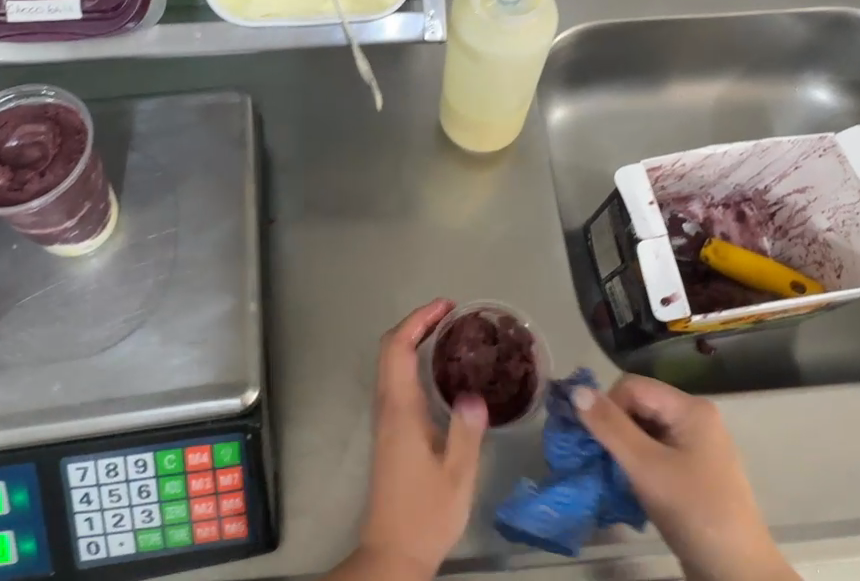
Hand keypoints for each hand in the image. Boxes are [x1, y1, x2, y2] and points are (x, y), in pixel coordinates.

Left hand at [355, 299, 489, 579]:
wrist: (393, 552)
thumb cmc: (425, 514)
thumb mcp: (456, 474)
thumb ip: (466, 430)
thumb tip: (474, 393)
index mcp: (400, 409)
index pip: (397, 348)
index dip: (418, 320)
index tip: (446, 306)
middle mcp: (387, 407)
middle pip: (390, 349)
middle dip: (417, 323)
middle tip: (450, 314)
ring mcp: (385, 420)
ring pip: (391, 364)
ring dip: (414, 341)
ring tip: (449, 334)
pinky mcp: (390, 432)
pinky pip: (397, 381)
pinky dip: (415, 362)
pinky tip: (441, 372)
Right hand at [571, 375, 798, 580]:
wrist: (737, 573)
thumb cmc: (693, 512)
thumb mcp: (646, 467)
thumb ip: (610, 427)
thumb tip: (576, 390)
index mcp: (691, 408)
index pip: (632, 386)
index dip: (609, 408)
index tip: (600, 444)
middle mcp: (696, 419)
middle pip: (639, 406)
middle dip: (616, 429)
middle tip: (605, 462)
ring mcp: (697, 446)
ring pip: (645, 431)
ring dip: (625, 449)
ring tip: (619, 477)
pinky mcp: (694, 471)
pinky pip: (656, 452)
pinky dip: (639, 464)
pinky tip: (634, 487)